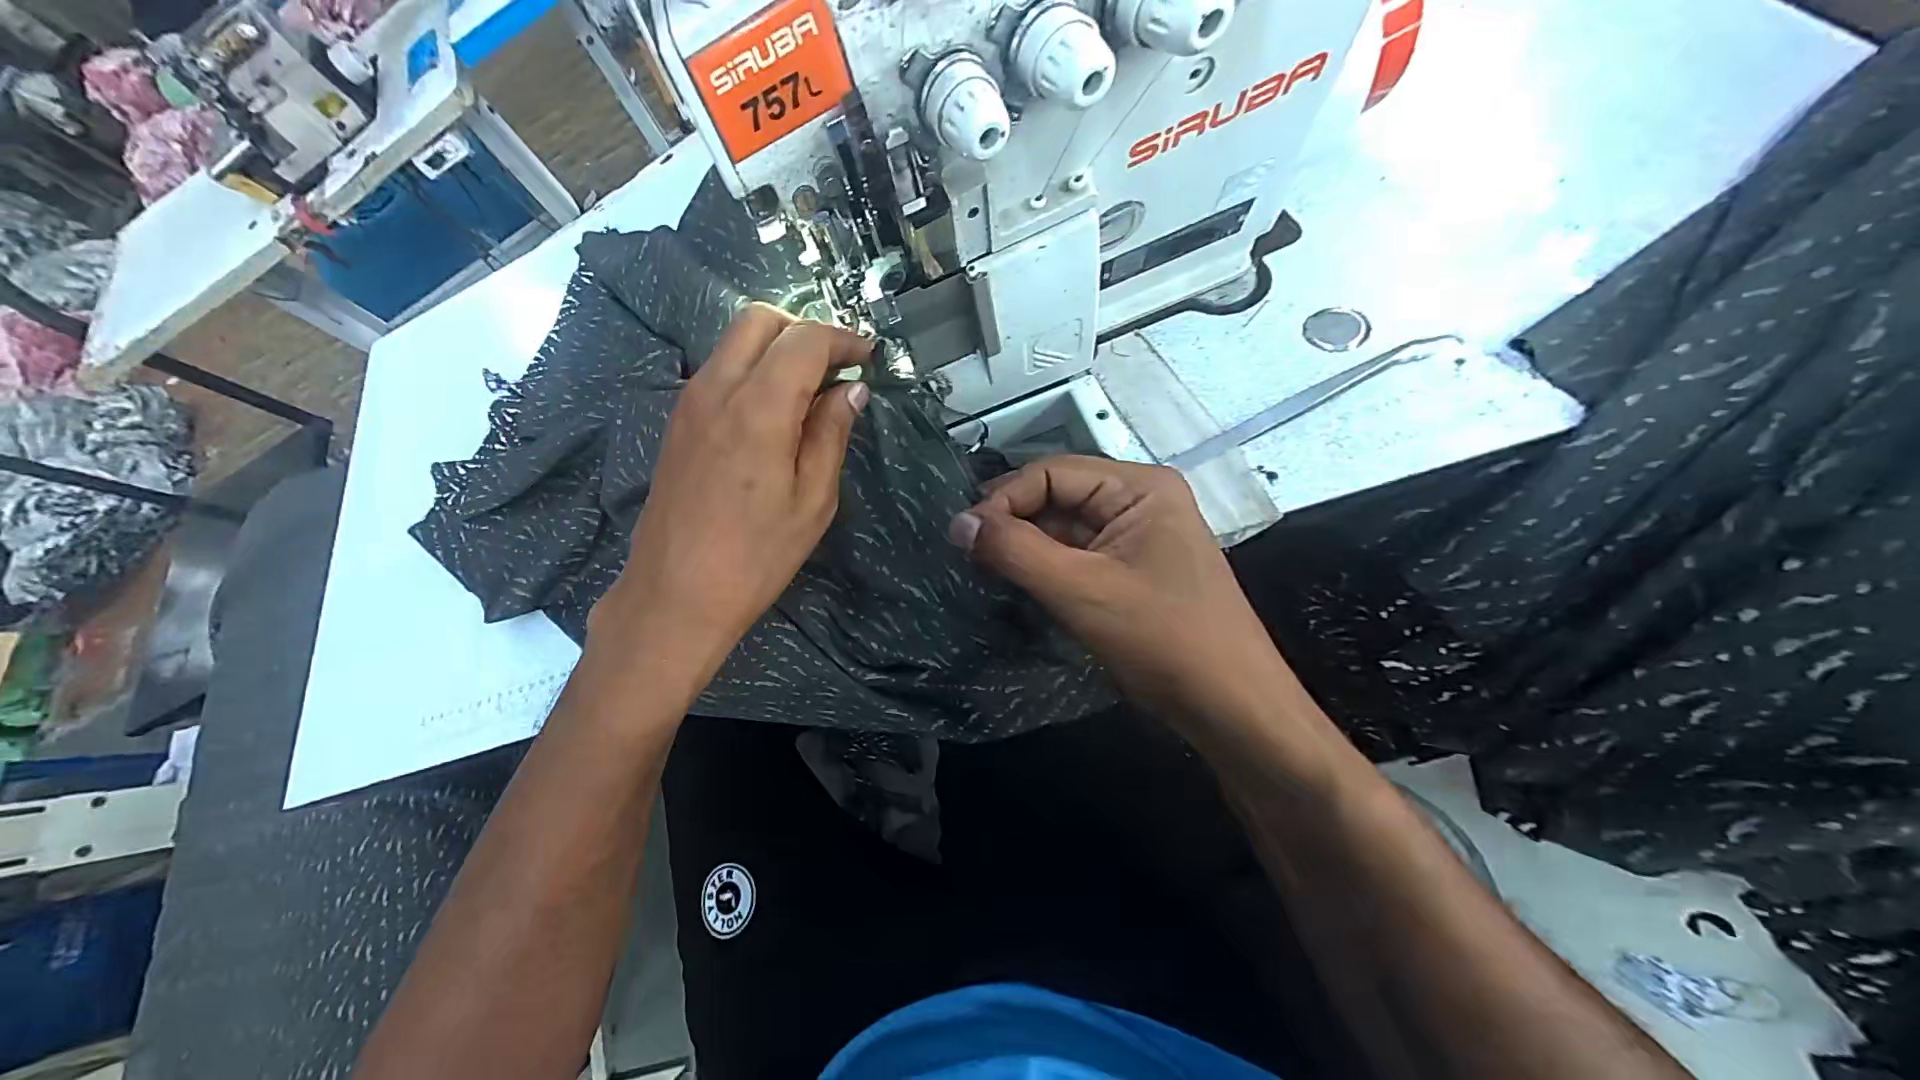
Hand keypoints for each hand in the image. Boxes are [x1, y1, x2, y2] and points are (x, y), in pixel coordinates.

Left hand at [590, 304, 871, 674]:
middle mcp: (716, 388)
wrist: (675, 593)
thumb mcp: (813, 500)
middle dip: (804, 331)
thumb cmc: (756, 555)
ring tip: (811, 391)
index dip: (842, 339)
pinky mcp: (679, 421)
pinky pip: (720, 370)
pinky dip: (753, 370)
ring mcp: (689, 401)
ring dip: (777, 349)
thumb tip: (851, 391)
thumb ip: (831, 434)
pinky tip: (776, 412)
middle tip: (837, 367)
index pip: (804, 340)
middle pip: (760, 320)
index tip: (868, 356)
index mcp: (757, 407)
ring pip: (735, 342)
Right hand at [950, 455, 1298, 733]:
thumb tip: (958, 523)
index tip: (962, 537)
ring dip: (1026, 548)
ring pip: (1064, 529)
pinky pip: (1078, 557)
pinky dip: (1047, 569)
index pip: (1051, 472)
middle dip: (1013, 523)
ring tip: (985, 572)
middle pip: (1057, 496)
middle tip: (968, 556)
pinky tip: (1020, 587)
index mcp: (1140, 487)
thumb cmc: (1165, 640)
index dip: (1003, 499)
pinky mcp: (1133, 572)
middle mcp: (1140, 501)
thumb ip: (1015, 551)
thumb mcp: (1082, 591)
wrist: (1232, 707)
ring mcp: (1138, 538)